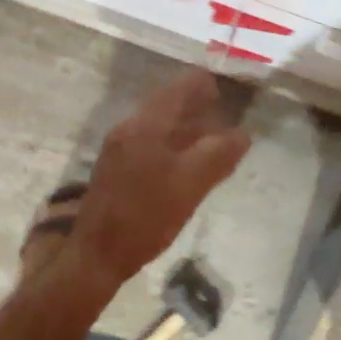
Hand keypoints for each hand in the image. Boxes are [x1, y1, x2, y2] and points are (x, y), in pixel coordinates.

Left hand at [71, 69, 250, 284]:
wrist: (98, 254)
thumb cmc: (145, 217)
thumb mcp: (190, 185)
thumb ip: (218, 156)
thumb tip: (242, 135)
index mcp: (145, 125)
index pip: (181, 88)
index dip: (207, 85)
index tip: (231, 90)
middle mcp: (129, 129)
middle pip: (169, 105)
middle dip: (199, 107)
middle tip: (228, 115)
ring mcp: (119, 150)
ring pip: (160, 126)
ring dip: (187, 128)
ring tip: (215, 139)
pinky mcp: (116, 170)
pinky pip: (150, 145)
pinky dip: (173, 146)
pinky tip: (188, 165)